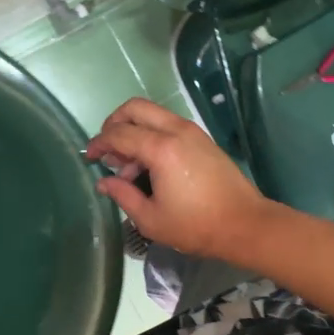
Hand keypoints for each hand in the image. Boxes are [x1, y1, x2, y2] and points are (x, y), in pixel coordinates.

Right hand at [85, 98, 277, 259]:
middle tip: (107, 150)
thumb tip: (104, 182)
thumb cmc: (195, 226)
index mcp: (161, 148)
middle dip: (114, 123)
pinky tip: (149, 167)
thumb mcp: (151, 218)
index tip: (89, 157)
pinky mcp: (202, 139)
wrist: (245, 224)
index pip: (119, 134)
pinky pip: (168, 125)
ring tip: (128, 168)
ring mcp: (192, 131)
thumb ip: (123, 195)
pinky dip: (151, 136)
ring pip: (153, 114)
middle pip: (135, 108)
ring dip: (134, 131)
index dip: (98, 143)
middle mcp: (176, 130)